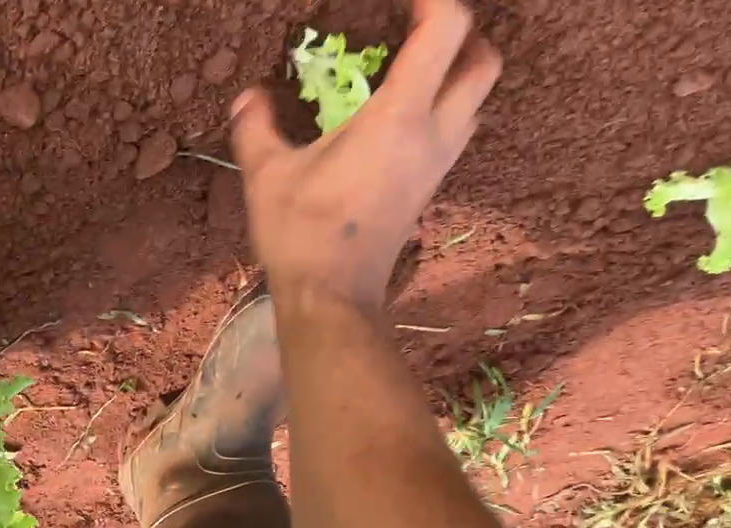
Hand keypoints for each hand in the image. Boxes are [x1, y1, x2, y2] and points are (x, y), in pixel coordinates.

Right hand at [230, 0, 501, 311]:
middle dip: (463, 35)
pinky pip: (456, 130)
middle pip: (483, 59)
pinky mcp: (429, 188)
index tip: (405, 0)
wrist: (331, 295)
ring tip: (416, 74)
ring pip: (477, 98)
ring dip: (459, 73)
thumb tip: (247, 97)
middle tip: (421, 33)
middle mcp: (433, 132)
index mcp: (398, 117)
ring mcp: (437, 164)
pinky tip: (404, 122)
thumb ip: (256, 129)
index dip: (434, 0)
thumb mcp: (267, 177)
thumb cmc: (301, 233)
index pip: (446, 29)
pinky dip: (444, 109)